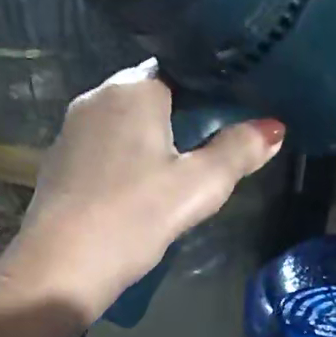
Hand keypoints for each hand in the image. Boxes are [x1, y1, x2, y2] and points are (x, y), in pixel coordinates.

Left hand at [0, 60, 284, 320]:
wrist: (62, 265)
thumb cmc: (136, 216)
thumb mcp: (199, 186)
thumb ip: (238, 151)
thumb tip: (275, 127)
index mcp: (133, 88)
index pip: (180, 71)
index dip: (209, 93)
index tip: (232, 120)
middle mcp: (97, 96)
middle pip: (152, 97)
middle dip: (183, 119)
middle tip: (211, 153)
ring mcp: (72, 129)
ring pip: (126, 123)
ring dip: (153, 142)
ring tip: (179, 176)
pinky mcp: (60, 161)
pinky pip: (106, 147)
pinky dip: (127, 160)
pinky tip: (139, 192)